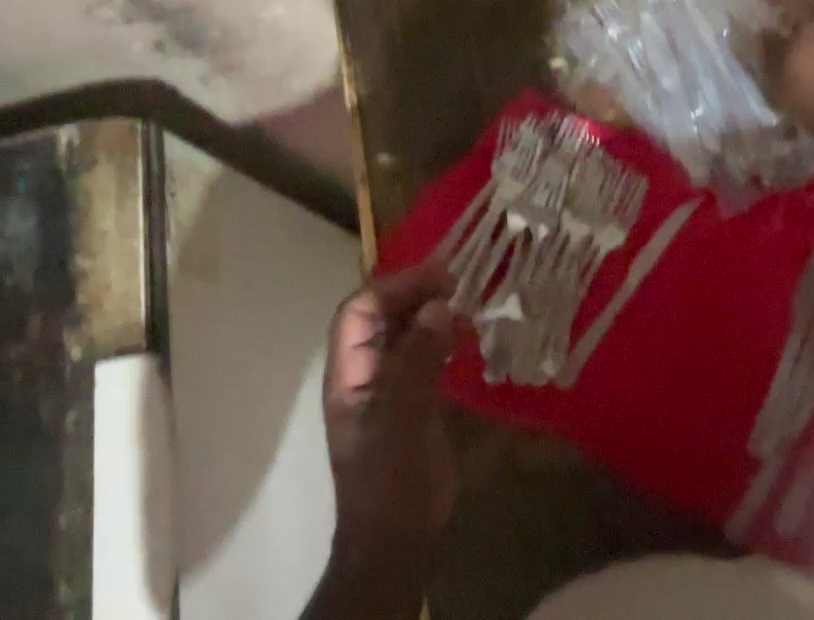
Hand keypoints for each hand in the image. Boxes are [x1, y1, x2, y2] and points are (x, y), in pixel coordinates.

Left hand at [323, 262, 459, 557]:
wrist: (396, 536)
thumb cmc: (392, 476)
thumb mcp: (403, 414)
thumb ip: (417, 358)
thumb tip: (437, 306)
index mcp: (349, 373)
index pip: (360, 310)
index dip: (396, 286)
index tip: (440, 276)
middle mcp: (364, 373)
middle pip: (380, 318)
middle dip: (413, 293)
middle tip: (456, 281)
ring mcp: (387, 389)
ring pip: (402, 335)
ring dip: (428, 313)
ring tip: (463, 302)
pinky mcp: (412, 404)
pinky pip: (422, 357)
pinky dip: (440, 339)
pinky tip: (464, 337)